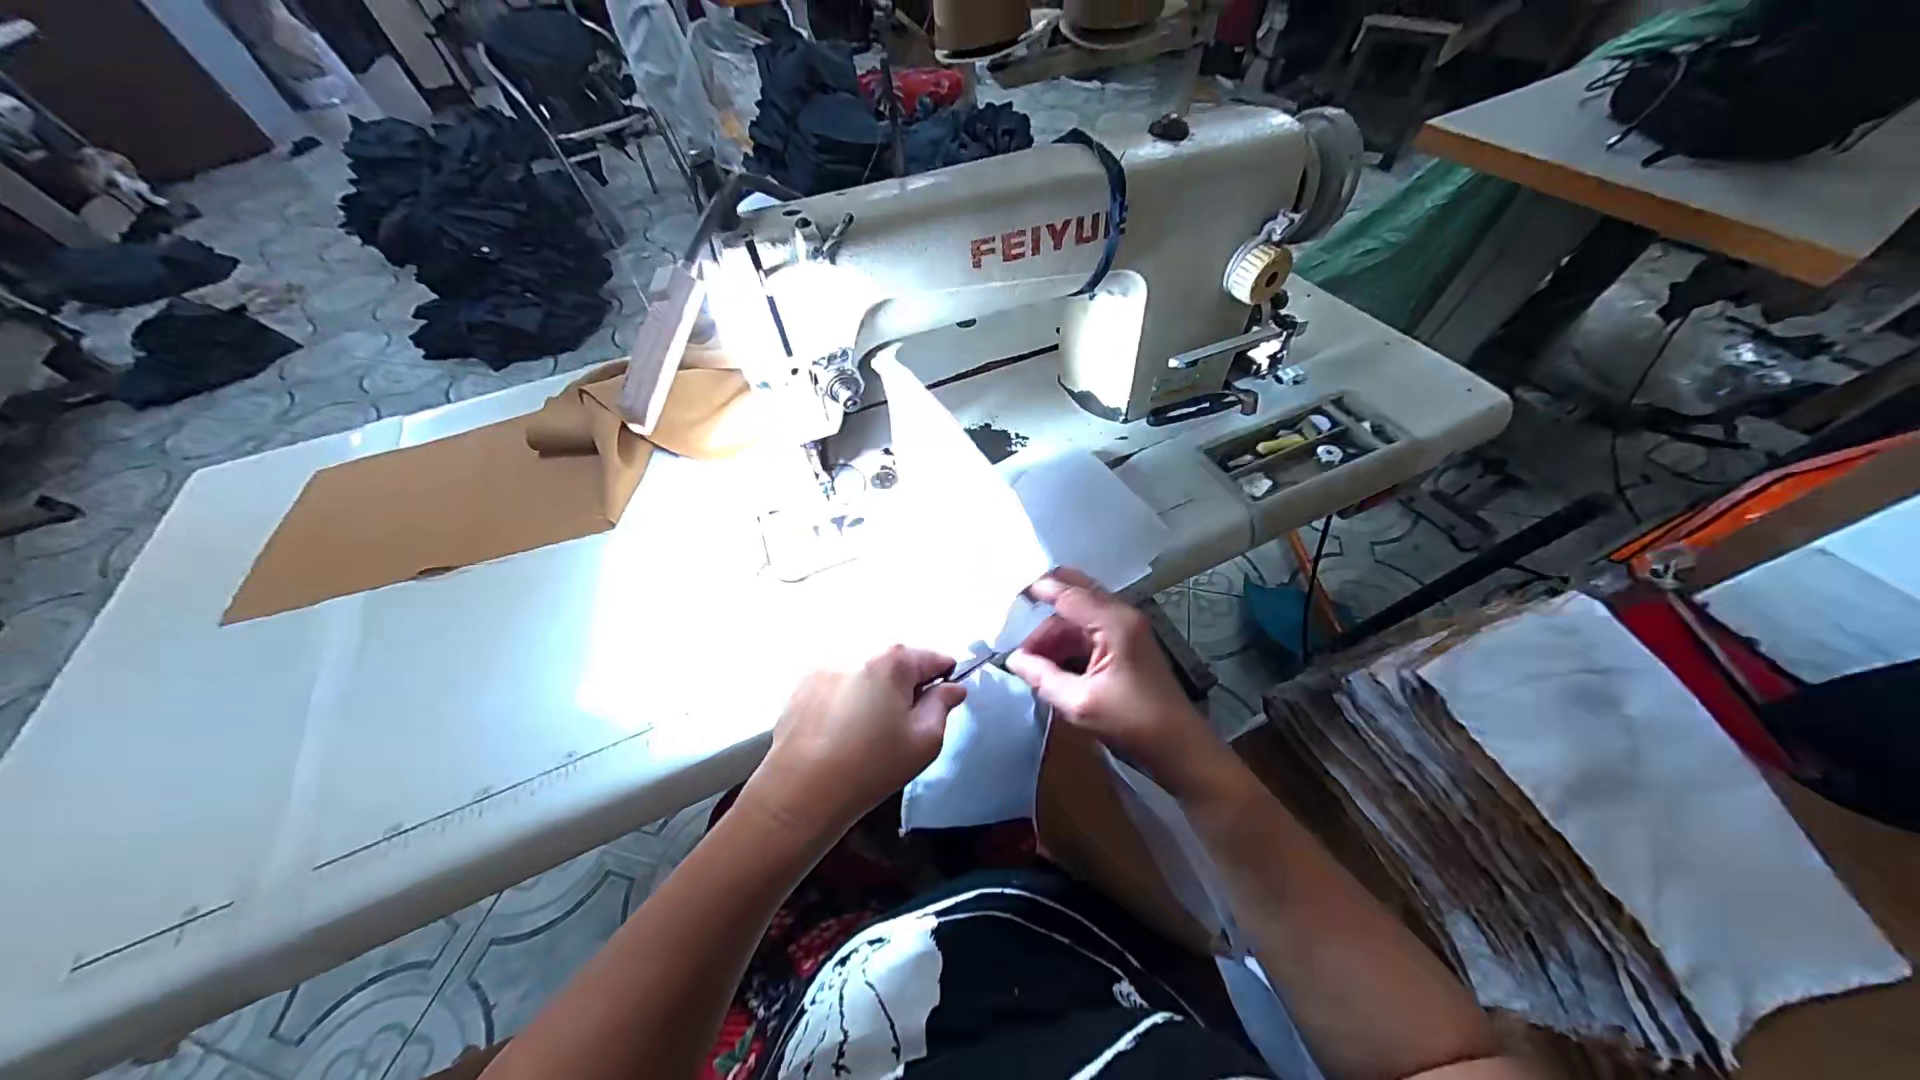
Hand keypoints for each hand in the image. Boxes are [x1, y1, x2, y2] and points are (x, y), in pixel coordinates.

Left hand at [742, 645, 966, 840]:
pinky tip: (841, 734)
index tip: (943, 700)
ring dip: (873, 693)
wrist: (801, 793)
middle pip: (895, 663)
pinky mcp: (800, 688)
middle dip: (905, 687)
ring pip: (864, 676)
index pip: (932, 657)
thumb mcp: (924, 741)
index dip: (944, 678)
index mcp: (892, 662)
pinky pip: (836, 687)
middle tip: (904, 726)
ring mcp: (824, 668)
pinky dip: (845, 702)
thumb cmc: (870, 768)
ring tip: (868, 732)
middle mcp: (856, 653)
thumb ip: (943, 706)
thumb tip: (951, 688)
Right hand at [1008, 569, 1227, 795]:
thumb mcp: (1079, 703)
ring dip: (1053, 635)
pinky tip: (1048, 664)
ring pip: (1078, 618)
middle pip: (1075, 596)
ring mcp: (1125, 630)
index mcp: (1114, 622)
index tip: (1006, 592)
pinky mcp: (1125, 647)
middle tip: (1011, 621)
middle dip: (1043, 610)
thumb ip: (1042, 676)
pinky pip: (1088, 634)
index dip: (1036, 590)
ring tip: (1028, 661)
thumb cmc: (1132, 723)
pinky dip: (1066, 644)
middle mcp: (1121, 616)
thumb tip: (1014, 660)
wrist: (1180, 749)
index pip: (1067, 594)